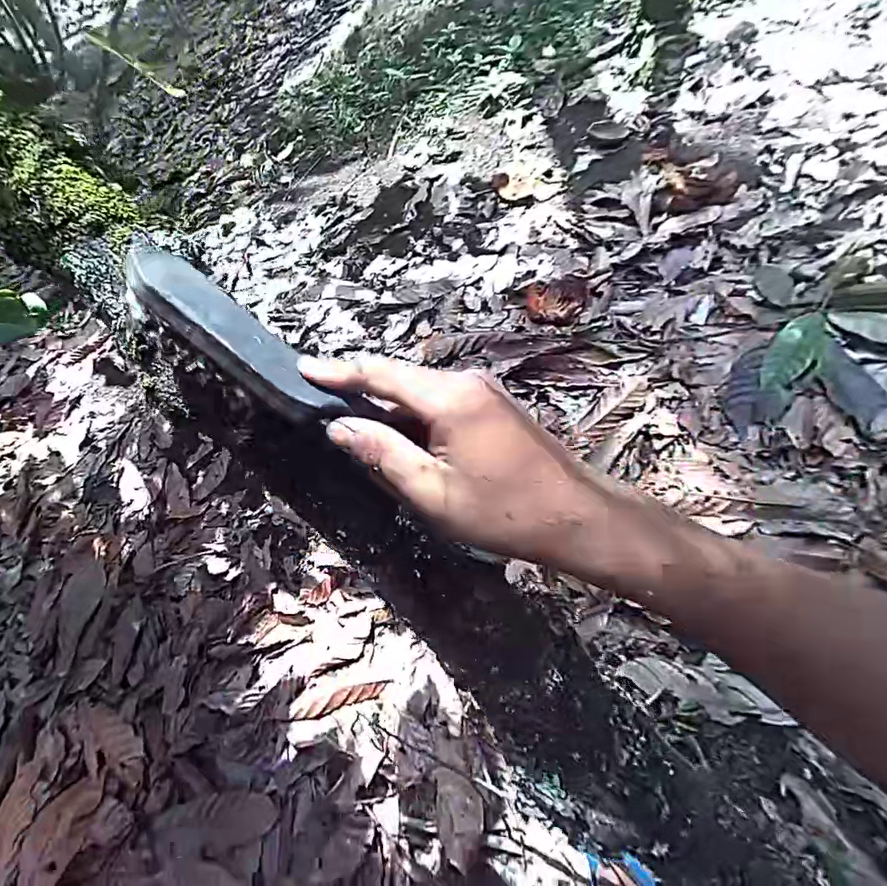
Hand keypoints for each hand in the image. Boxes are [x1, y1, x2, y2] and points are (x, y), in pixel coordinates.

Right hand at [298, 355, 675, 585]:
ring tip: (354, 429)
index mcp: (449, 397)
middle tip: (320, 404)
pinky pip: (436, 400)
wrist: (583, 518)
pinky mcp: (490, 403)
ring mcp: (481, 389)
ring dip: (385, 408)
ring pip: (416, 391)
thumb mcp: (433, 492)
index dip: (337, 371)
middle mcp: (465, 381)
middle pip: (396, 378)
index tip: (303, 367)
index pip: (379, 374)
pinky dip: (410, 415)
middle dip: (357, 390)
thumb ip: (382, 453)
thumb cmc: (506, 512)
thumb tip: (339, 427)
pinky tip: (398, 438)